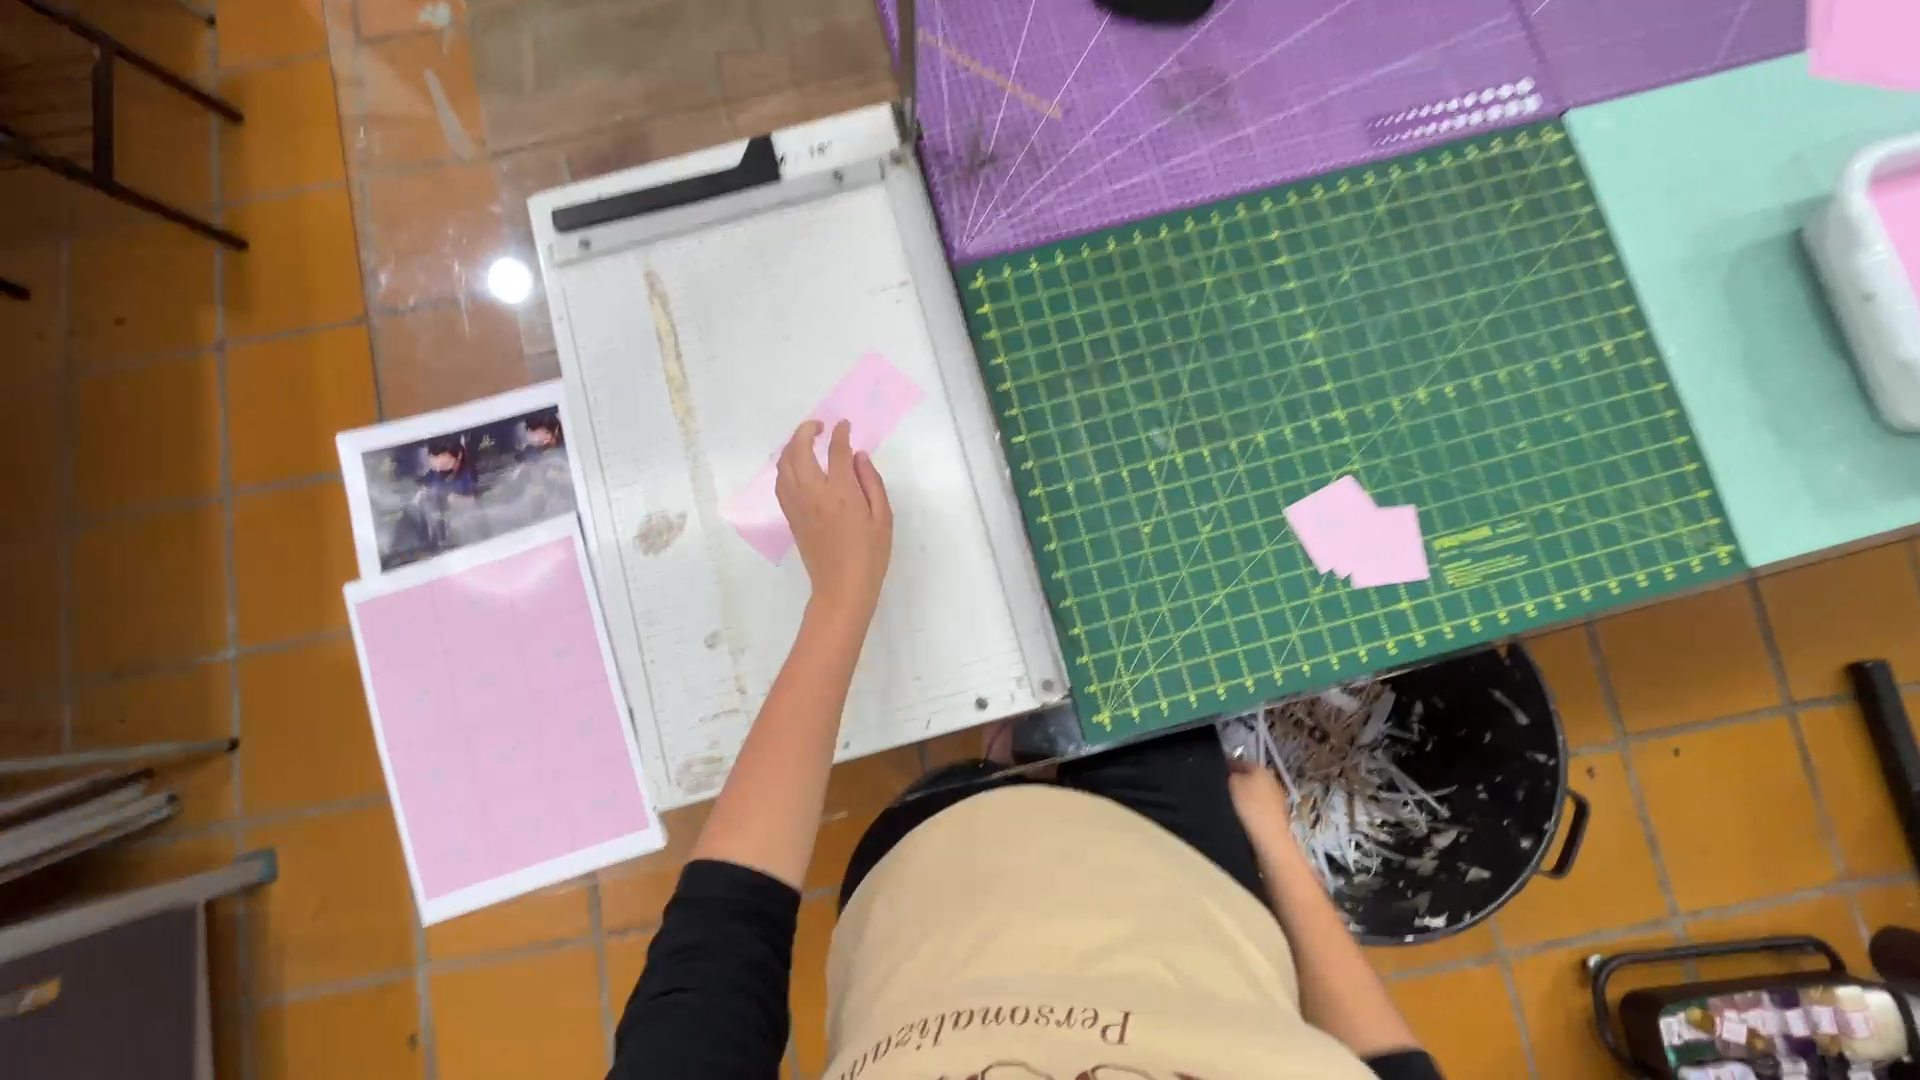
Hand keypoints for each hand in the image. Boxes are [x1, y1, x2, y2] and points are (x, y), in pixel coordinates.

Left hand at [776, 419, 893, 620]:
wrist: (842, 586)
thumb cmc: (870, 554)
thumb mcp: (882, 517)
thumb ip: (871, 482)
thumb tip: (858, 457)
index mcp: (841, 492)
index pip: (836, 451)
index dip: (840, 434)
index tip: (844, 425)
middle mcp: (814, 493)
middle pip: (799, 451)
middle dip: (806, 431)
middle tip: (819, 426)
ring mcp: (798, 504)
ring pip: (784, 465)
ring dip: (792, 446)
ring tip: (805, 440)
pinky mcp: (791, 516)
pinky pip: (781, 483)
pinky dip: (786, 466)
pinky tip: (795, 465)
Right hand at [1227, 762, 1293, 848]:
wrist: (1270, 837)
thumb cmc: (1249, 806)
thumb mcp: (1232, 784)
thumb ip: (1231, 774)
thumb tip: (1232, 773)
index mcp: (1261, 768)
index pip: (1240, 762)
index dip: (1227, 766)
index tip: (1217, 774)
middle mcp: (1272, 779)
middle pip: (1251, 776)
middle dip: (1240, 780)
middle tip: (1225, 788)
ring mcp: (1278, 796)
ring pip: (1258, 790)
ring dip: (1248, 794)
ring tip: (1235, 803)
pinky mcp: (1280, 812)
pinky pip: (1262, 804)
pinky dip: (1255, 807)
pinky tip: (1247, 815)